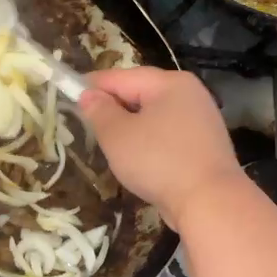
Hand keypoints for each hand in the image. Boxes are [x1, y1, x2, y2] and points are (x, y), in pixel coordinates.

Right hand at [80, 67, 242, 231]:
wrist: (208, 200)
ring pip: (154, 115)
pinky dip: (148, 141)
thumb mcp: (117, 135)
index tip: (69, 95)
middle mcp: (189, 93)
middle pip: (141, 93)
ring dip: (130, 125)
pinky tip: (137, 158)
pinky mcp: (204, 144)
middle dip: (112, 106)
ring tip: (108, 143)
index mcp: (169, 83)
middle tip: (86, 123)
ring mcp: (200, 119)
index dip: (92, 85)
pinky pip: (167, 134)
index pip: (121, 76)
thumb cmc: (158, 161)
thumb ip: (99, 112)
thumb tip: (88, 95)